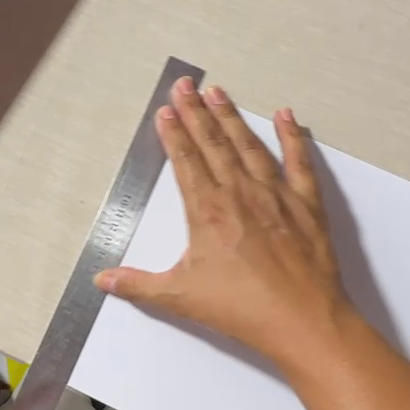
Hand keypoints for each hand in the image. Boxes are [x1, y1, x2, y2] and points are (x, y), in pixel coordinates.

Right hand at [94, 77, 354, 368]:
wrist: (304, 323)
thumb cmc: (243, 309)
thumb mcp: (180, 296)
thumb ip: (138, 285)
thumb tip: (103, 280)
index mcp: (208, 210)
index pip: (186, 160)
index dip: (174, 133)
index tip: (166, 110)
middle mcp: (240, 193)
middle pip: (213, 143)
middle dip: (196, 112)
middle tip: (185, 85)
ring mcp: (276, 196)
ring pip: (249, 145)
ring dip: (232, 117)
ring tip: (218, 92)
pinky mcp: (307, 206)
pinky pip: (299, 163)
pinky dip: (293, 137)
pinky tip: (286, 116)